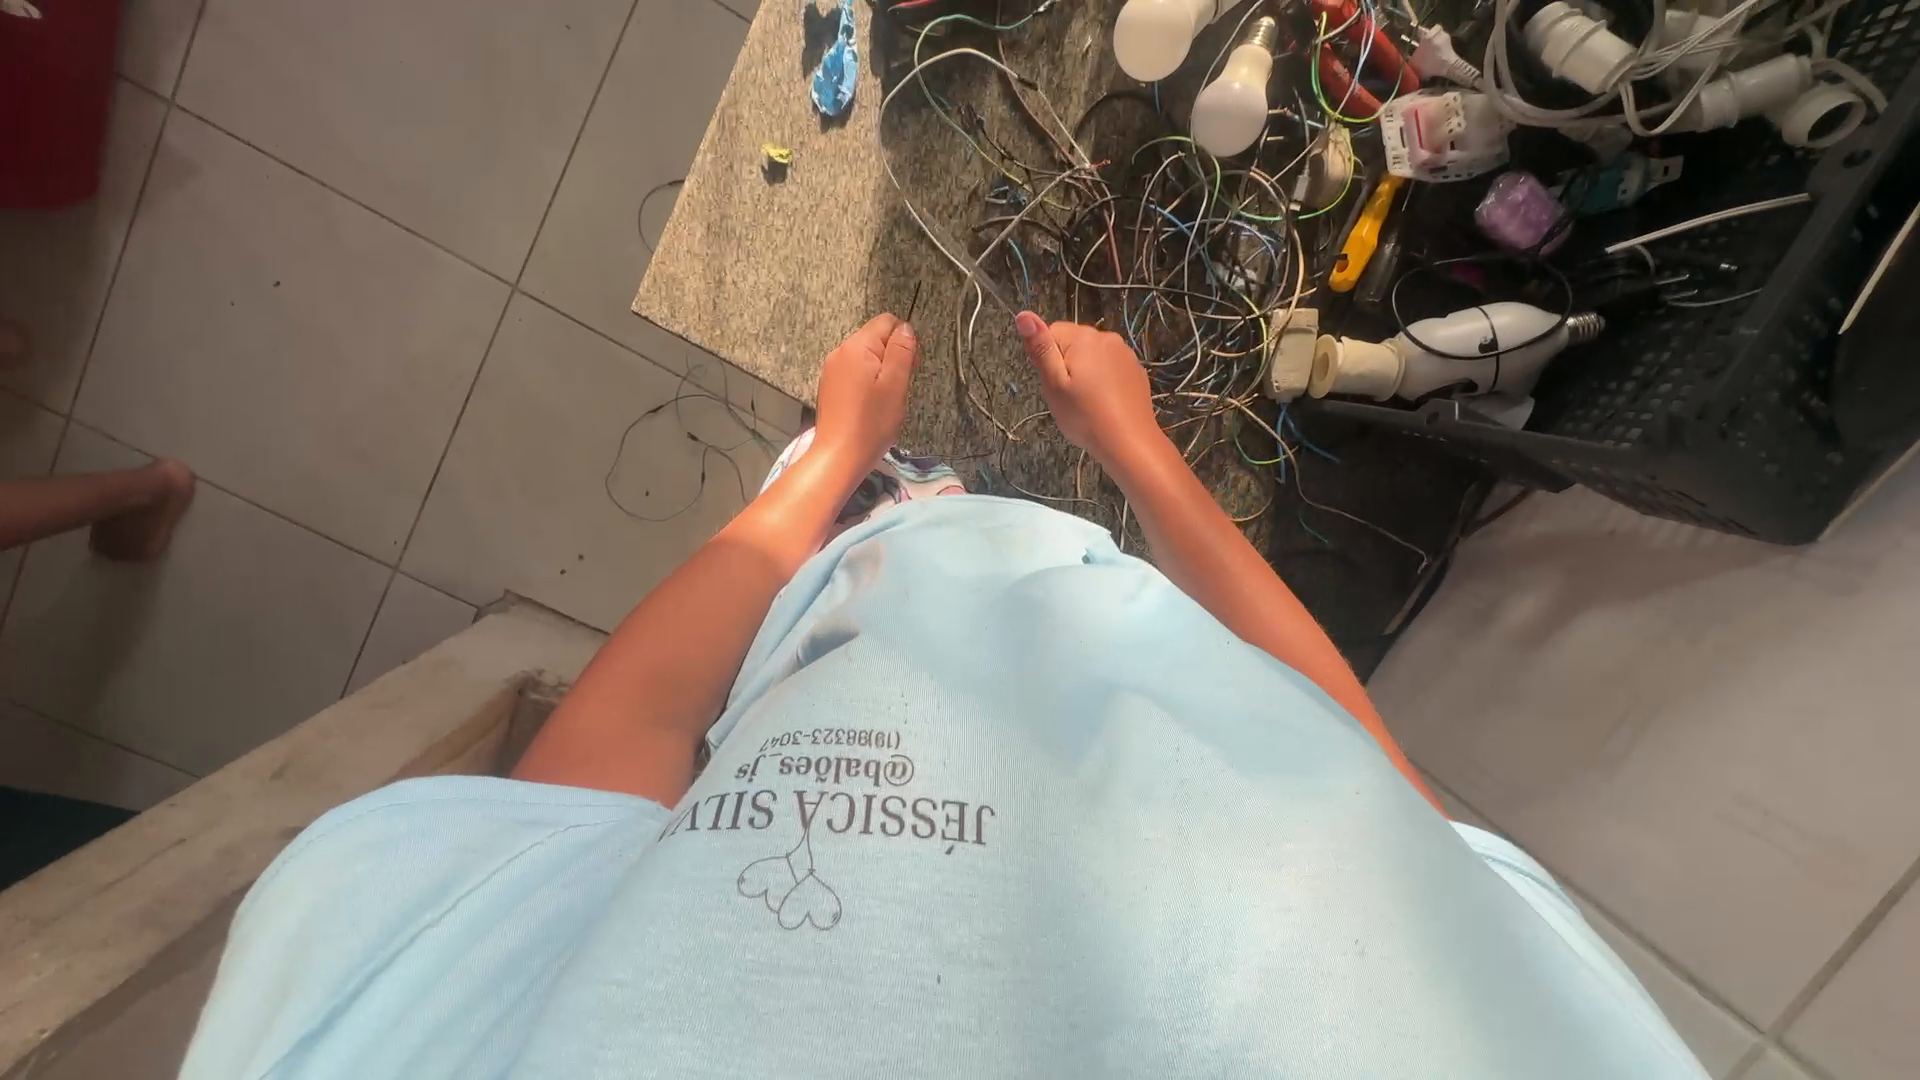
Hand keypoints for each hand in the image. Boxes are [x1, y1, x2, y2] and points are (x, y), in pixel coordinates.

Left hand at [814, 313, 918, 469]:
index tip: (909, 368)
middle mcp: (840, 352)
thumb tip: (905, 328)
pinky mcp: (830, 387)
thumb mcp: (895, 384)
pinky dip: (867, 383)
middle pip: (875, 339)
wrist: (840, 456)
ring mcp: (832, 370)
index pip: (887, 322)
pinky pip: (854, 373)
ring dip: (880, 372)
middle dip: (892, 357)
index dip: (904, 341)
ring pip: (865, 357)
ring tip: (884, 400)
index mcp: (857, 347)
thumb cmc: (871, 423)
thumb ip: (901, 351)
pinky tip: (870, 405)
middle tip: (898, 388)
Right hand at [1015, 311, 1164, 466]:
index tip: (1053, 383)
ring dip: (1085, 372)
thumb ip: (1040, 348)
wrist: (1128, 441)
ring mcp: (1125, 353)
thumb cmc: (1084, 415)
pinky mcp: (1135, 370)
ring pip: (1092, 355)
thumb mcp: (1054, 384)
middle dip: (1066, 364)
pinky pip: (1110, 367)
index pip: (1052, 332)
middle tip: (1067, 396)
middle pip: (1074, 342)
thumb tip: (1024, 315)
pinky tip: (1104, 403)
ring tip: (1086, 402)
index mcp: (1083, 338)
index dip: (1046, 358)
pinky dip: (1103, 380)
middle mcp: (1107, 337)